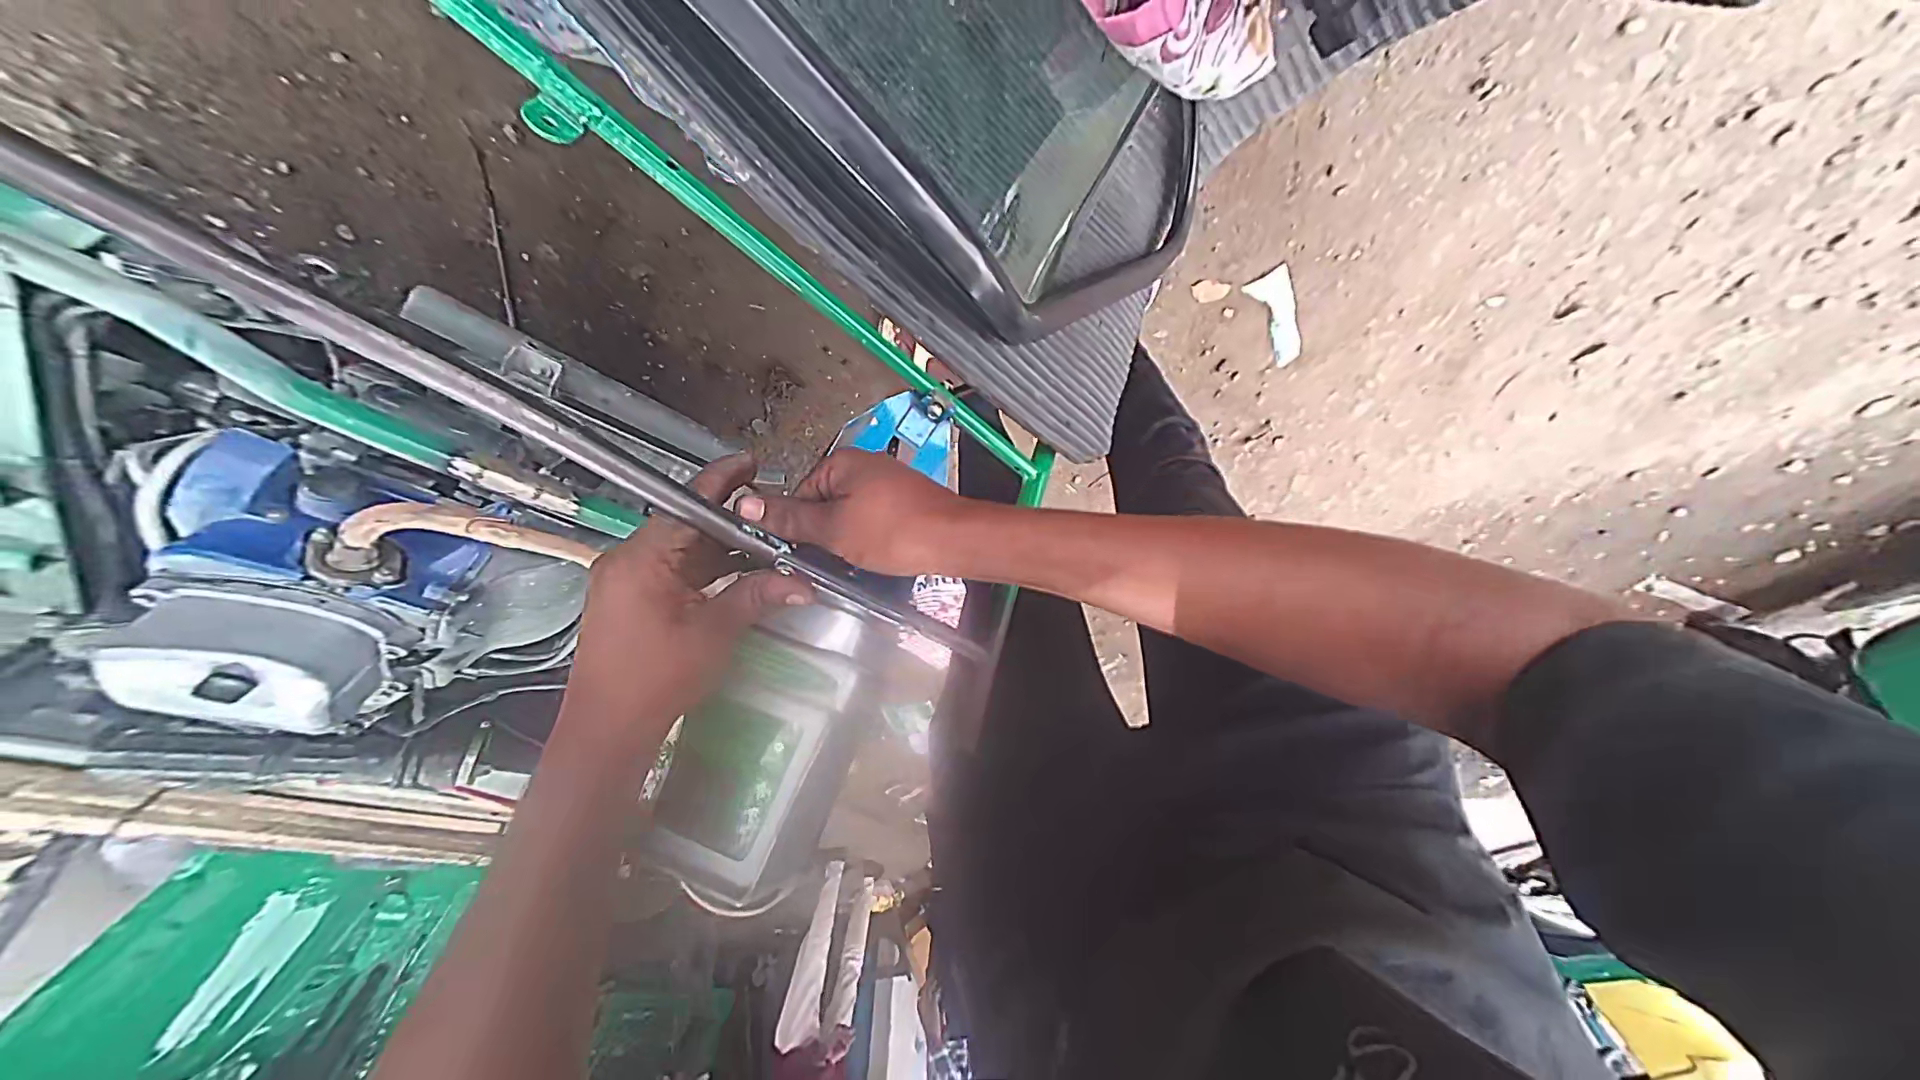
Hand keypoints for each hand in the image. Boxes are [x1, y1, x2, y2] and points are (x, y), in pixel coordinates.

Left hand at [558, 454, 812, 752]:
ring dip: (720, 547)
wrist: (608, 727)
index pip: (688, 504)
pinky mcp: (629, 598)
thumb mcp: (715, 631)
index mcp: (642, 557)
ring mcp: (625, 579)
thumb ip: (757, 596)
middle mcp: (627, 559)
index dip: (723, 481)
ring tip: (764, 541)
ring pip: (681, 548)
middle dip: (729, 518)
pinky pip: (672, 569)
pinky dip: (704, 568)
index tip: (752, 463)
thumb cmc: (657, 677)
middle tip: (771, 510)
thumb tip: (804, 583)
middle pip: (686, 524)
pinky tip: (737, 571)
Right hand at [738, 449, 975, 575]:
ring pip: (848, 517)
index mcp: (842, 462)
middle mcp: (864, 466)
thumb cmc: (898, 531)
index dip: (796, 526)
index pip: (798, 493)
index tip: (800, 549)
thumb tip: (746, 504)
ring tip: (859, 557)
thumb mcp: (833, 529)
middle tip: (834, 556)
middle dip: (824, 534)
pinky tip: (878, 554)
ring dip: (847, 540)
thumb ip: (790, 518)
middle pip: (823, 505)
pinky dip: (870, 539)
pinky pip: (872, 522)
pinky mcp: (902, 503)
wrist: (954, 541)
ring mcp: (885, 484)